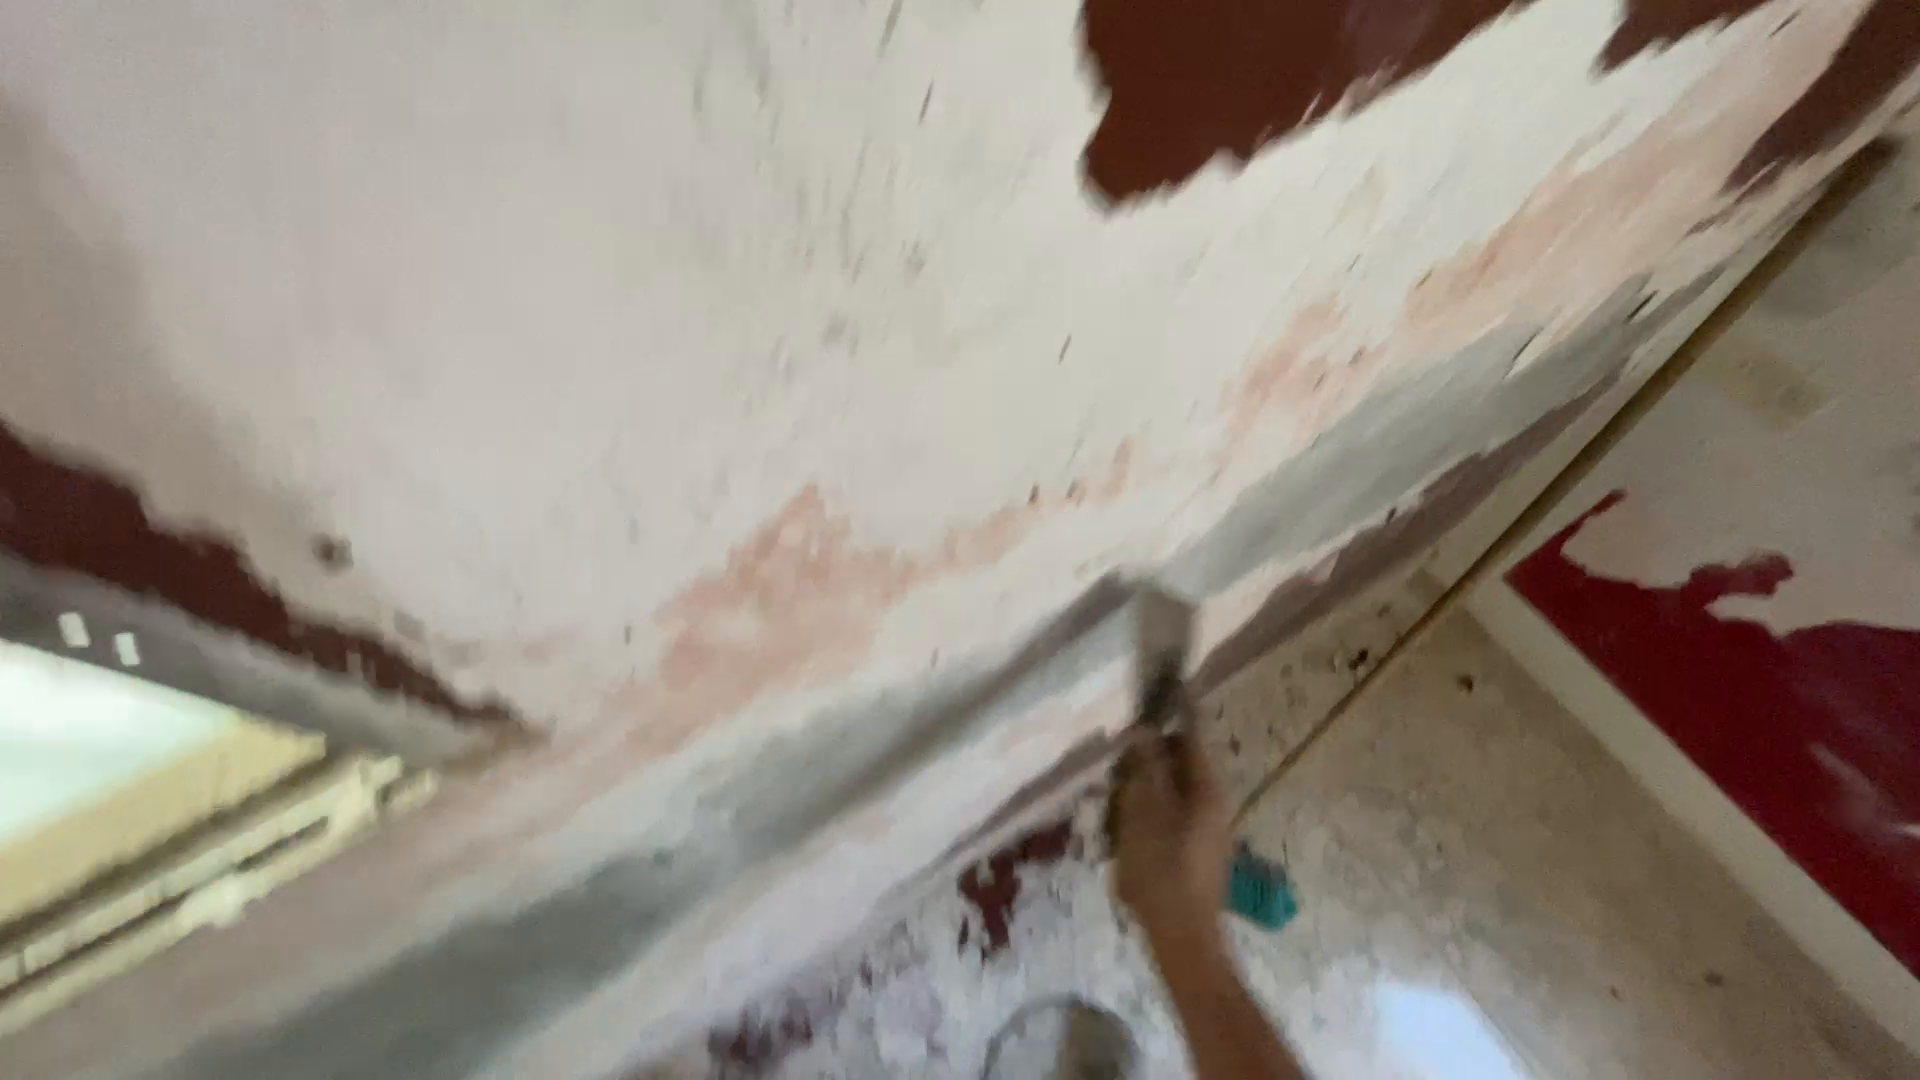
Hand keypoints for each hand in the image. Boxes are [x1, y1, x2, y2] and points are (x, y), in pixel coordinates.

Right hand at [1112, 724, 1233, 944]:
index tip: (1154, 690)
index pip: (1192, 734)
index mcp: (1208, 788)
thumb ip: (1147, 767)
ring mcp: (1206, 827)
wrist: (1182, 937)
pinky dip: (1147, 807)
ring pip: (1172, 788)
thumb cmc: (1162, 869)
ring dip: (1144, 783)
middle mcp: (1214, 802)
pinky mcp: (1194, 848)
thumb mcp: (1146, 810)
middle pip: (1180, 761)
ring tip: (1114, 792)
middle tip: (1117, 755)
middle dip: (1148, 754)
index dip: (1172, 713)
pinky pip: (1170, 812)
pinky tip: (1123, 823)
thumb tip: (1145, 729)